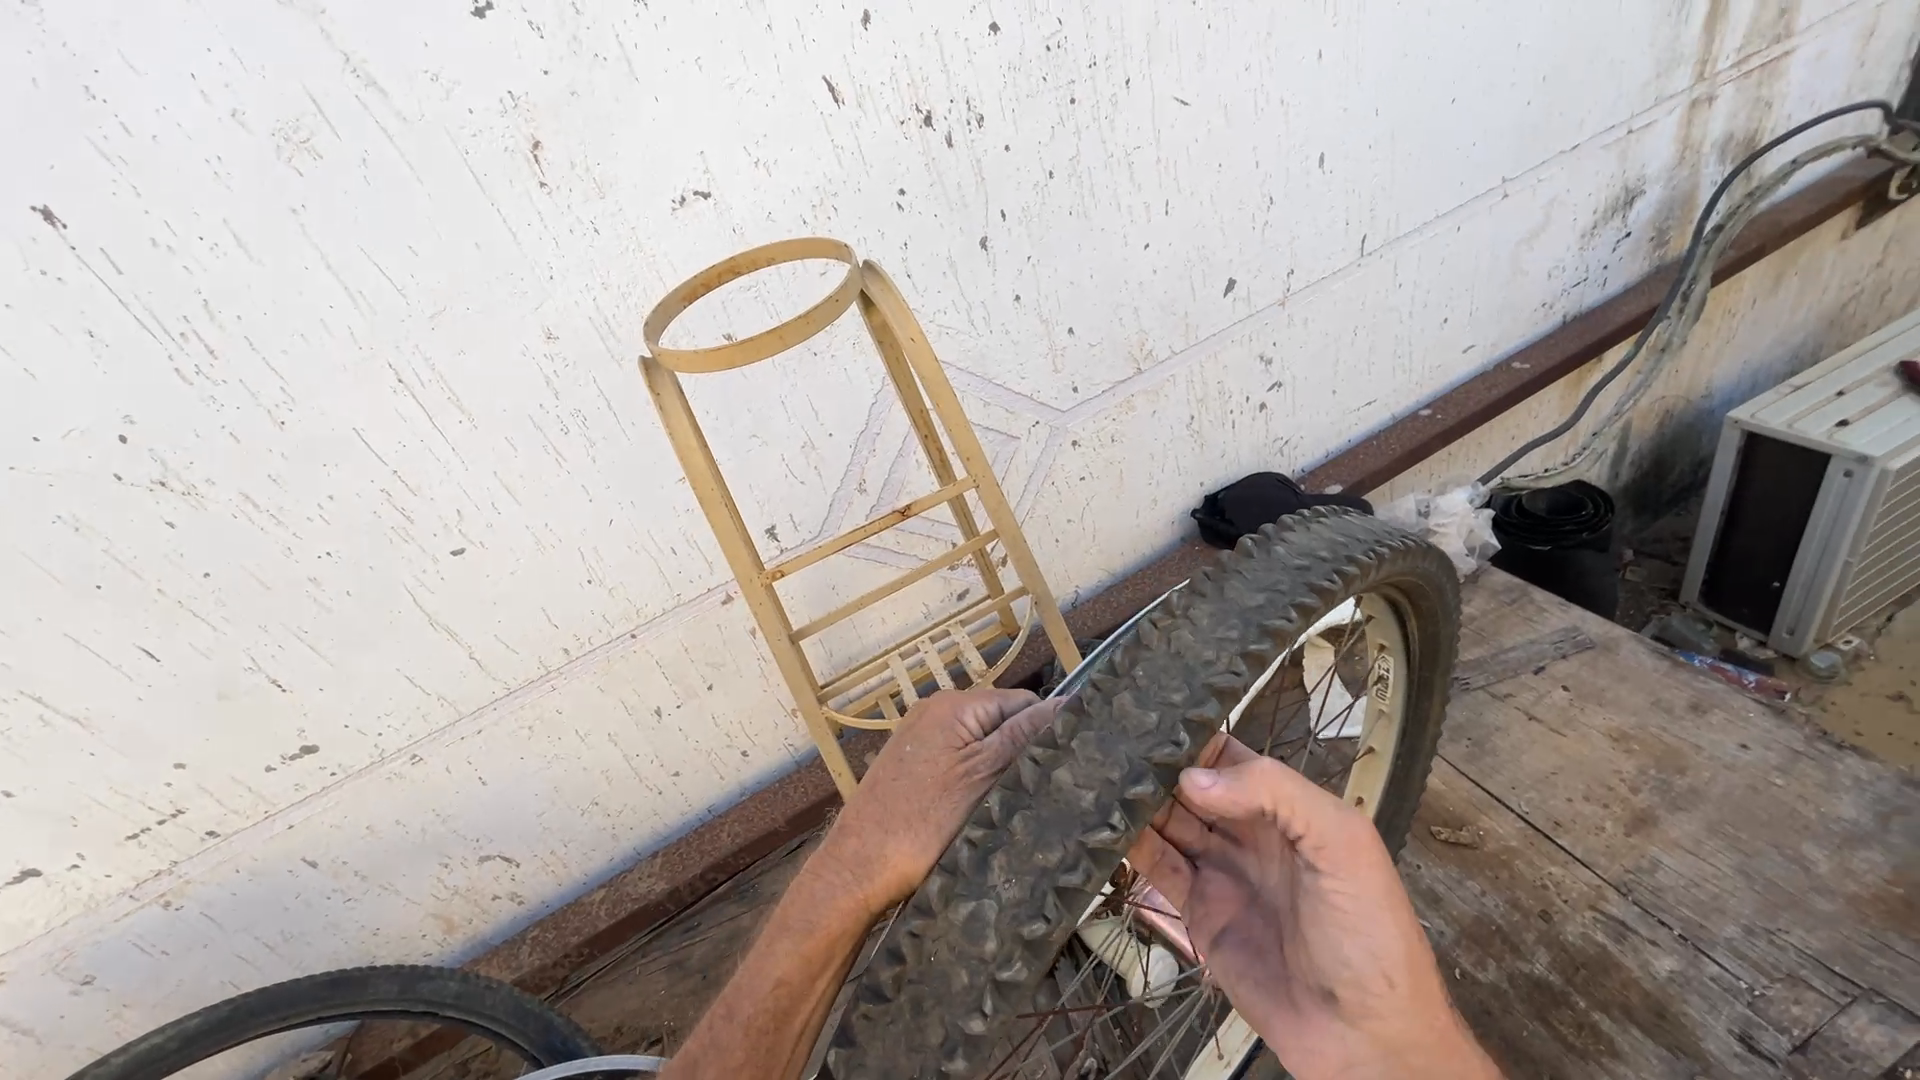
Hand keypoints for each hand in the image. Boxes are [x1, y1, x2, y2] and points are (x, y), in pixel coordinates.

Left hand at [813, 688, 1059, 917]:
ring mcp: (919, 737)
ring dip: (997, 769)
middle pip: (999, 721)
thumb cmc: (925, 821)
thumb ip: (1022, 736)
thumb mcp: (983, 776)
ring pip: (979, 743)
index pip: (1021, 702)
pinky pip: (956, 760)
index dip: (1044, 730)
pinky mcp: (911, 763)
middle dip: (1020, 751)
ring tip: (1011, 804)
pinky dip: (973, 780)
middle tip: (1038, 791)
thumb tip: (1067, 700)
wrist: (858, 867)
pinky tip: (979, 809)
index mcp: (955, 705)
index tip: (1062, 767)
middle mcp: (935, 710)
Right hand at [1128, 736, 1499, 1079]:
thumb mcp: (1341, 843)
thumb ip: (1274, 792)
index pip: (1228, 756)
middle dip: (1153, 764)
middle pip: (1190, 785)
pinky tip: (1101, 823)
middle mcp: (1248, 832)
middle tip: (1104, 738)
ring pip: (1168, 821)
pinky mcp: (1199, 912)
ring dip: (1135, 800)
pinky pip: (1159, 868)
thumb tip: (1190, 777)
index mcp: (1286, 807)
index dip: (1190, 735)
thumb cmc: (1369, 933)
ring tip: (1092, 772)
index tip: (1145, 713)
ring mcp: (1221, 871)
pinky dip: (1130, 845)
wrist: (1366, 1040)